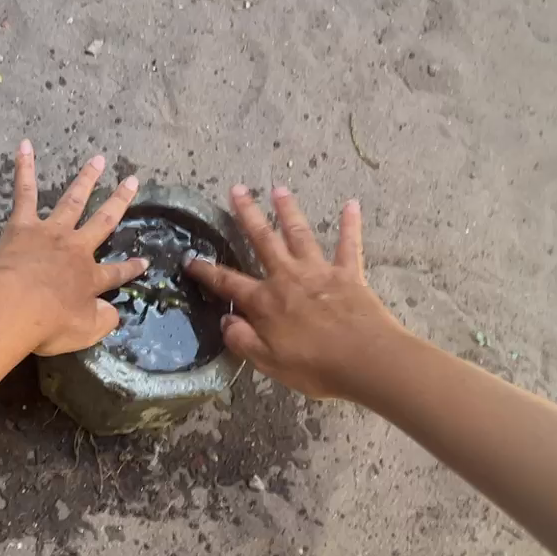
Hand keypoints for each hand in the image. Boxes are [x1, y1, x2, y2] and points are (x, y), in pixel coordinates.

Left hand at [0, 141, 147, 355]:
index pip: (116, 273)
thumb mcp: (86, 331)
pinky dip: (24, 168)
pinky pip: (25, 192)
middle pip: (102, 222)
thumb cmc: (49, 324)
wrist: (15, 306)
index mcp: (91, 278)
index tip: (144, 261)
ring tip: (97, 159)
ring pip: (72, 200)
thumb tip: (114, 313)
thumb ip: (103, 321)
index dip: (131, 268)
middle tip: (132, 180)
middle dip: (119, 202)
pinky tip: (24, 146)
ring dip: (86, 179)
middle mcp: (76, 248)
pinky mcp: (23, 225)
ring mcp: (51, 232)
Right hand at [183, 184, 403, 399]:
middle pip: (262, 240)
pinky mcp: (349, 275)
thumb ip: (242, 340)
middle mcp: (287, 278)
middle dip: (247, 215)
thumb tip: (226, 320)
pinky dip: (350, 224)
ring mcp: (319, 272)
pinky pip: (349, 245)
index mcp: (264, 302)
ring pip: (299, 234)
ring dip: (288, 210)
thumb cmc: (315, 366)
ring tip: (279, 189)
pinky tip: (351, 205)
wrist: (366, 360)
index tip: (190, 258)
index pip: (227, 282)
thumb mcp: (267, 362)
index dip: (206, 271)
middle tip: (237, 190)